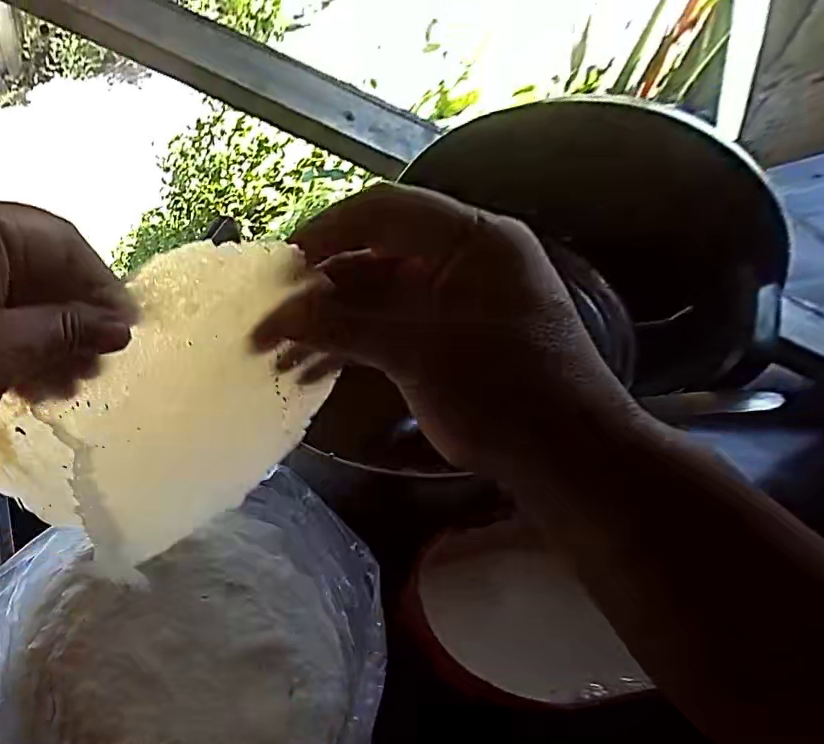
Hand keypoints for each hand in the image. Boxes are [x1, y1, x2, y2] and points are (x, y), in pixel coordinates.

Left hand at [0, 182, 134, 517]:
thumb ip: (64, 330)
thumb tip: (118, 325)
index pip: (54, 238)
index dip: (99, 287)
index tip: (129, 332)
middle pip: (22, 262)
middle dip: (65, 319)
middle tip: (95, 369)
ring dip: (33, 336)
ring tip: (64, 387)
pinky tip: (24, 380)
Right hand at [251, 183, 644, 484]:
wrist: (556, 450)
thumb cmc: (501, 390)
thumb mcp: (417, 352)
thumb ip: (344, 328)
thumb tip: (276, 318)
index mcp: (470, 241)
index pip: (383, 212)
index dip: (324, 232)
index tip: (277, 270)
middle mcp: (453, 262)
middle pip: (365, 257)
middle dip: (312, 290)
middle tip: (267, 319)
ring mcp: (441, 303)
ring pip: (363, 299)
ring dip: (318, 324)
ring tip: (275, 355)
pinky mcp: (430, 340)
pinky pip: (373, 331)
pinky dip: (338, 347)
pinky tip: (305, 373)